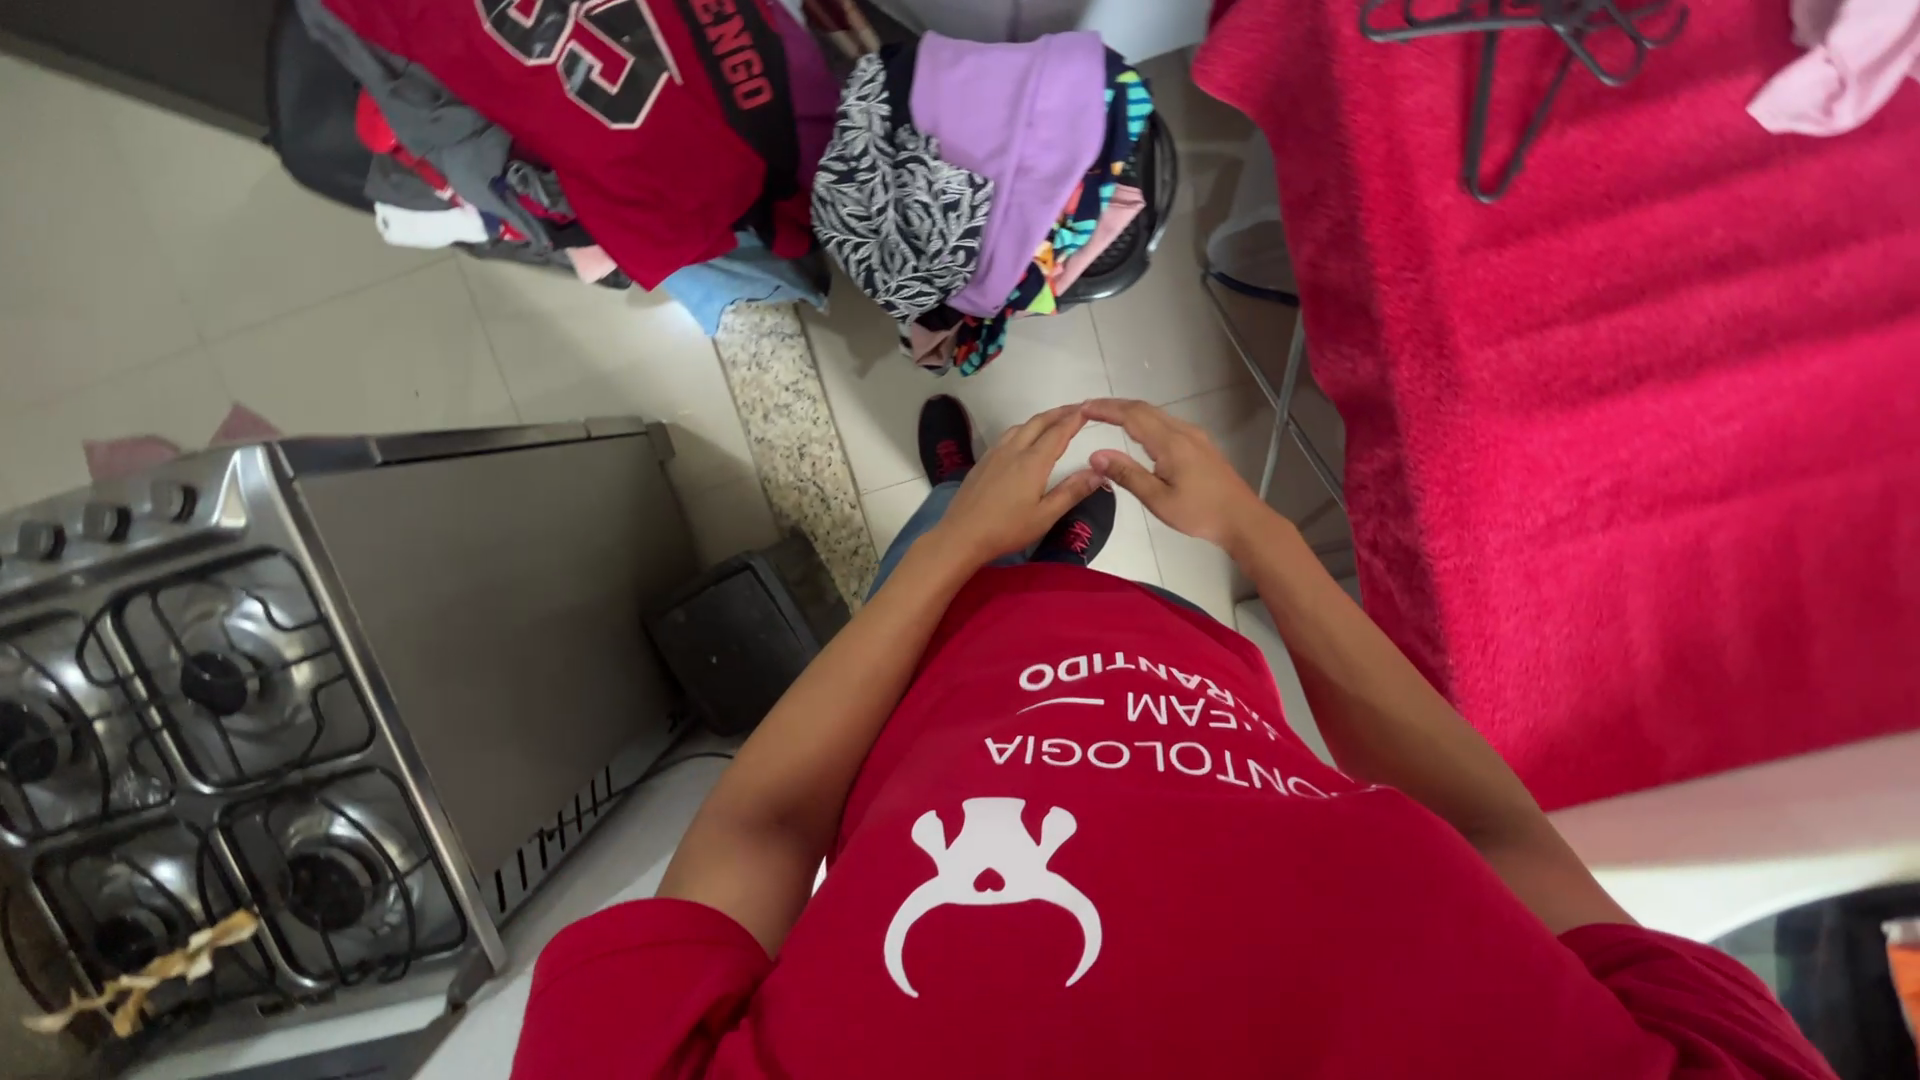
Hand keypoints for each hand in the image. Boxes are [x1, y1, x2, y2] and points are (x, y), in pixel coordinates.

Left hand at [929, 404, 1105, 563]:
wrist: (961, 535)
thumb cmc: (1006, 529)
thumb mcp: (1045, 516)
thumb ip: (1072, 491)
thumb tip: (1099, 472)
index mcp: (1032, 462)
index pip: (1058, 432)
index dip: (1074, 419)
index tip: (1088, 409)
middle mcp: (1013, 450)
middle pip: (1038, 422)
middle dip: (1059, 413)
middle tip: (1076, 409)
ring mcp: (994, 454)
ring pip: (1020, 427)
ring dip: (1040, 420)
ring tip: (1053, 423)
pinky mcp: (982, 462)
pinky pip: (1006, 437)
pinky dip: (1023, 430)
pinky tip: (1023, 441)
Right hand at [1083, 398, 1276, 549]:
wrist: (1242, 519)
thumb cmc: (1199, 513)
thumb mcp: (1157, 499)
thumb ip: (1127, 474)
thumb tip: (1096, 455)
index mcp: (1171, 443)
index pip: (1132, 416)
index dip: (1106, 409)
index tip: (1082, 409)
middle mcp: (1183, 432)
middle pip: (1144, 408)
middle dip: (1114, 406)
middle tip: (1088, 409)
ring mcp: (1194, 436)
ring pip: (1156, 414)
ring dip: (1129, 411)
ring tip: (1106, 416)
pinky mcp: (1200, 444)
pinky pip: (1166, 422)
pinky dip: (1144, 420)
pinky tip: (1137, 431)